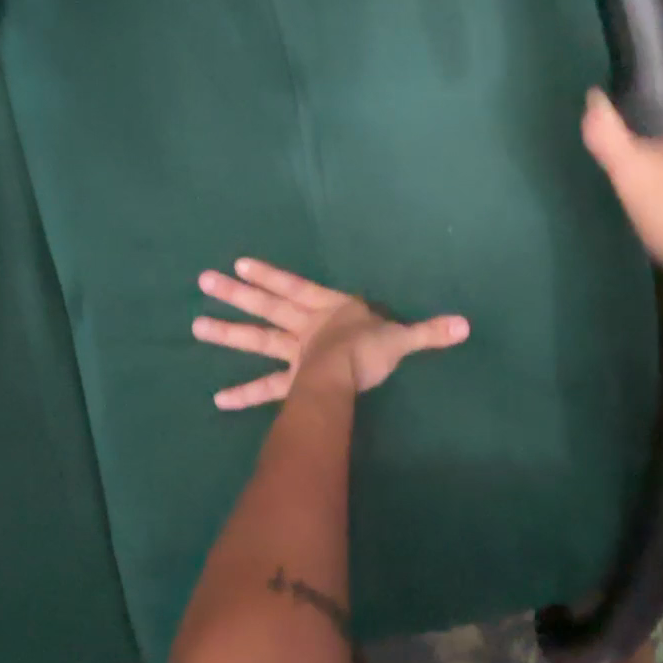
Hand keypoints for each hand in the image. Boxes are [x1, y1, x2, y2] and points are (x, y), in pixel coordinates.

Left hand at [193, 258, 468, 409]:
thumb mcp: (402, 337)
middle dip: (236, 294)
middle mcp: (305, 326)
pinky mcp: (292, 380)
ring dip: (227, 333)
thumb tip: (466, 325)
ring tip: (195, 326)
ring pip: (257, 340)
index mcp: (328, 308)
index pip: (295, 286)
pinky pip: (265, 387)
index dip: (270, 275)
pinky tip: (218, 399)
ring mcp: (295, 353)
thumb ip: (429, 331)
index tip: (240, 262)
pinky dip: (243, 394)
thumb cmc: (372, 351)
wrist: (349, 378)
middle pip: (266, 307)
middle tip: (204, 280)